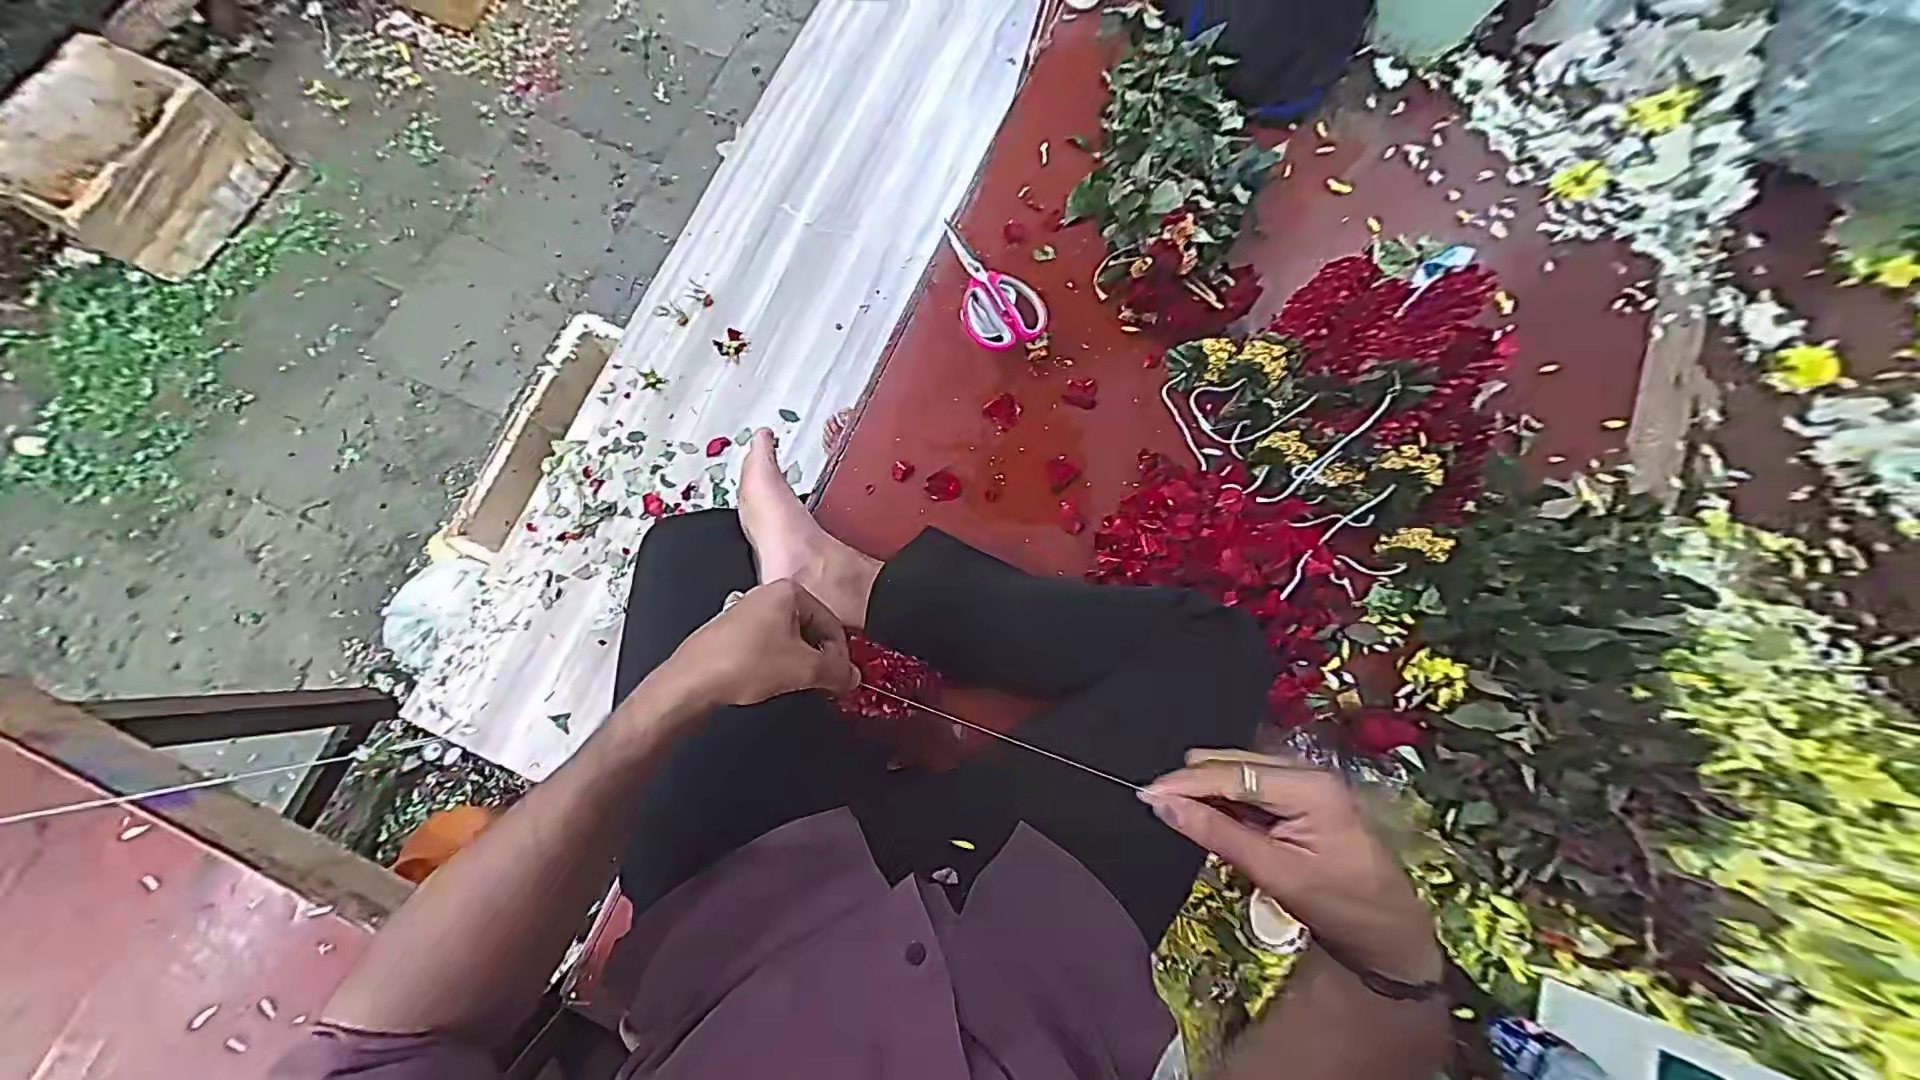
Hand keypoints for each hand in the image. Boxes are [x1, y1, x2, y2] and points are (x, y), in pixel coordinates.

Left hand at [643, 579, 860, 712]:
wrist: (689, 683)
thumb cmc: (741, 664)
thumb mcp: (803, 669)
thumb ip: (836, 672)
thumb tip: (852, 676)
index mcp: (789, 591)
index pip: (832, 623)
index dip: (841, 655)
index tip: (842, 678)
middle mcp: (768, 595)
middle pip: (812, 630)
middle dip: (820, 659)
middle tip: (822, 683)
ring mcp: (749, 612)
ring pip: (791, 640)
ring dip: (799, 663)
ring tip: (795, 683)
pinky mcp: (735, 632)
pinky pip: (770, 646)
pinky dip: (778, 663)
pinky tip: (771, 681)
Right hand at [1143, 750, 1442, 985]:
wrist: (1392, 934)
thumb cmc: (1343, 907)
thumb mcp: (1274, 873)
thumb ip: (1215, 833)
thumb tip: (1162, 804)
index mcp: (1308, 786)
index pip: (1230, 773)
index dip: (1183, 782)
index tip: (1145, 794)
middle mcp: (1304, 770)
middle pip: (1228, 762)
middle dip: (1193, 785)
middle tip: (1167, 814)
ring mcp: (1301, 777)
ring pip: (1232, 769)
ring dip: (1208, 793)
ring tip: (1197, 825)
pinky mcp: (1295, 789)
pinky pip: (1245, 783)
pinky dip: (1225, 801)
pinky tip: (1223, 825)